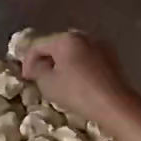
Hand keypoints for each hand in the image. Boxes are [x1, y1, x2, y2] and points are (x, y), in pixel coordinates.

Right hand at [21, 31, 140, 128]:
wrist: (115, 105)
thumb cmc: (77, 92)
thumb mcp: (47, 84)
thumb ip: (36, 70)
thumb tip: (35, 66)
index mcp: (65, 39)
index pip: (38, 46)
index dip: (27, 61)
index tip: (25, 78)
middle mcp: (84, 36)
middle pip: (57, 45)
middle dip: (46, 60)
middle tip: (39, 77)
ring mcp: (100, 46)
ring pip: (73, 52)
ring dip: (62, 63)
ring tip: (57, 80)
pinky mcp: (112, 58)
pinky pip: (87, 59)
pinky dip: (77, 67)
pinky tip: (76, 81)